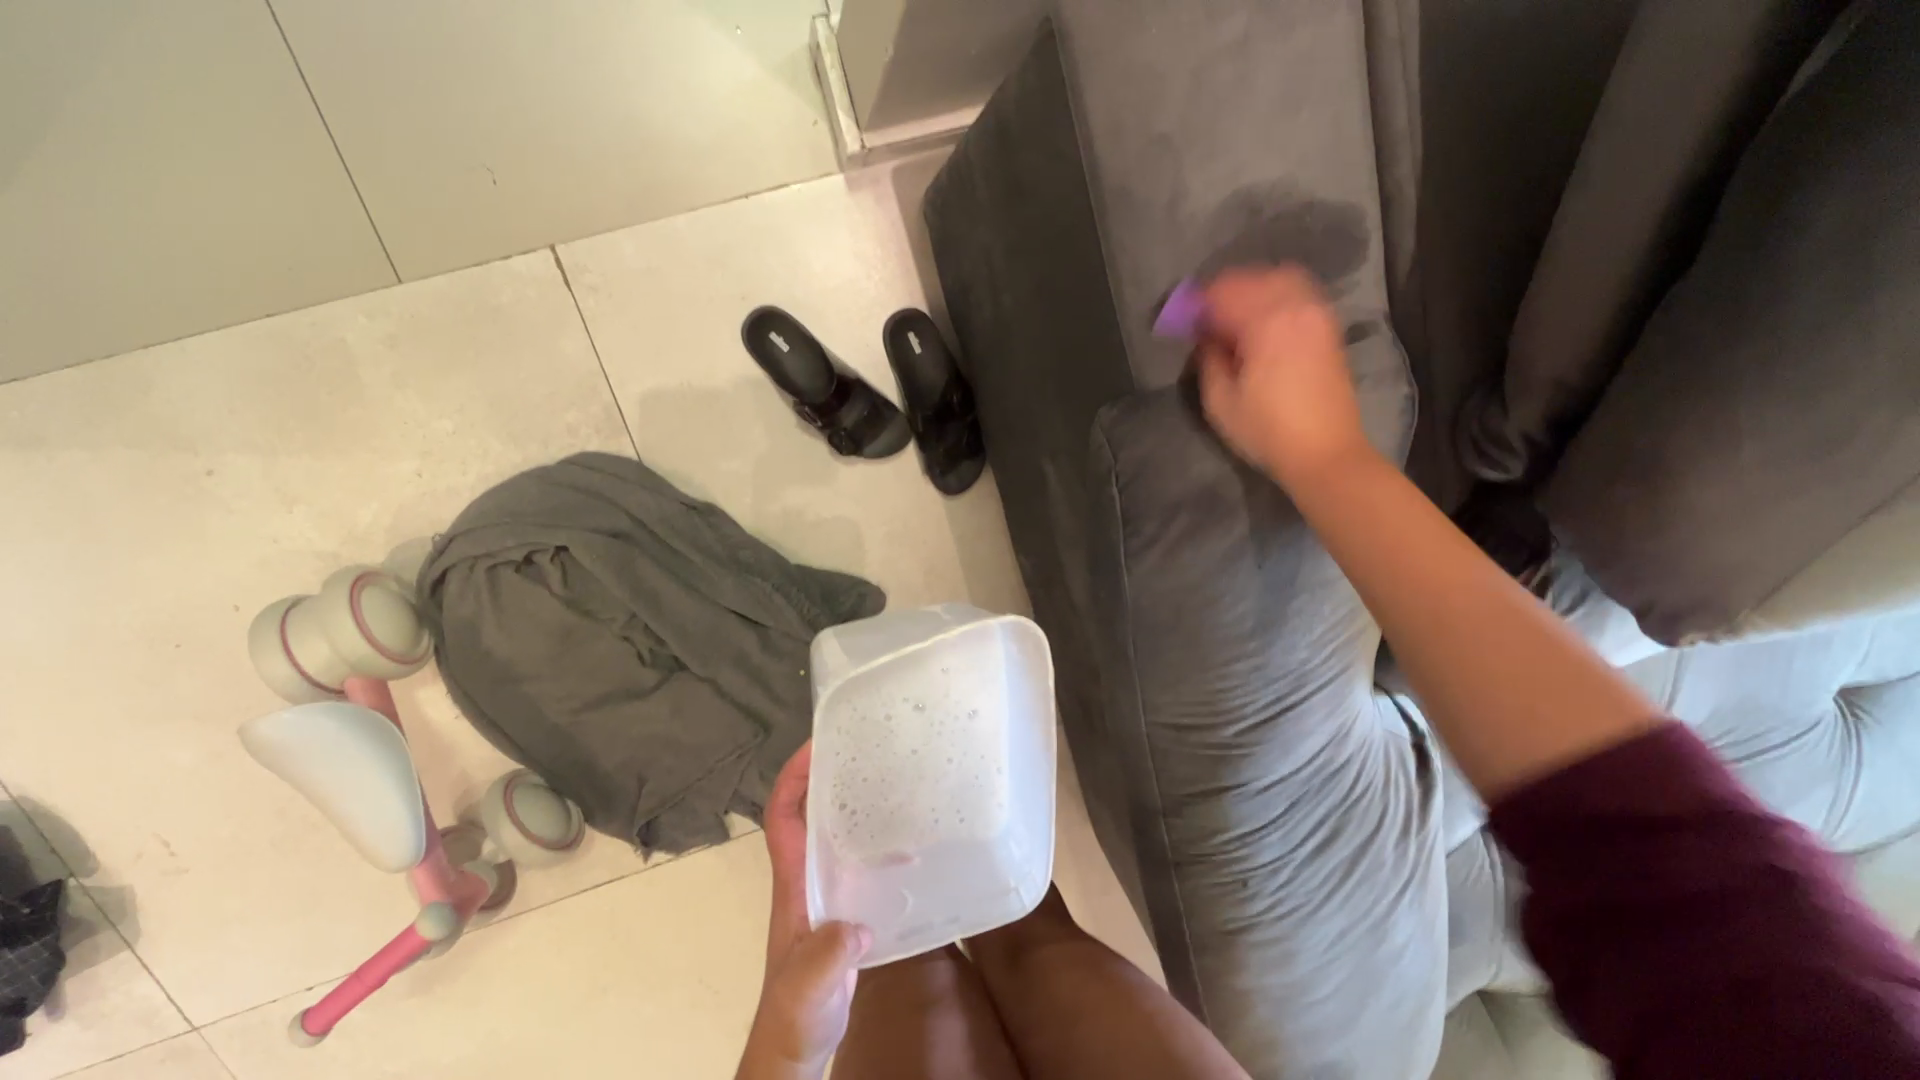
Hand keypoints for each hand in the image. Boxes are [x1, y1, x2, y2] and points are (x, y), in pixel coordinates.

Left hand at [738, 742, 870, 1079]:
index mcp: (793, 883)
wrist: (797, 1045)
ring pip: (837, 838)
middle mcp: (808, 879)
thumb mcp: (809, 986)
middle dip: (831, 779)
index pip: (782, 817)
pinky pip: (860, 866)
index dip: (793, 778)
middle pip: (812, 816)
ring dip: (858, 809)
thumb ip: (828, 956)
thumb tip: (857, 926)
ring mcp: (827, 895)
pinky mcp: (846, 912)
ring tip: (896, 785)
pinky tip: (914, 852)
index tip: (817, 746)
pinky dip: (882, 850)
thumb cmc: (794, 1013)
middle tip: (869, 752)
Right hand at [1193, 265, 1376, 489]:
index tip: (1176, 320)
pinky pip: (1298, 294)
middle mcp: (1296, 307)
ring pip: (1278, 279)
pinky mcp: (1329, 328)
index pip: (1221, 293)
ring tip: (1230, 316)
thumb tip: (1206, 337)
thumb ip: (1208, 359)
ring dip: (1250, 290)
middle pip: (1251, 278)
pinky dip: (1275, 297)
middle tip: (1201, 316)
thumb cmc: (1268, 432)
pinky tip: (1260, 322)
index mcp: (1266, 322)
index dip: (1193, 304)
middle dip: (1221, 292)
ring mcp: (1317, 314)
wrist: (1326, 452)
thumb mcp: (1221, 402)